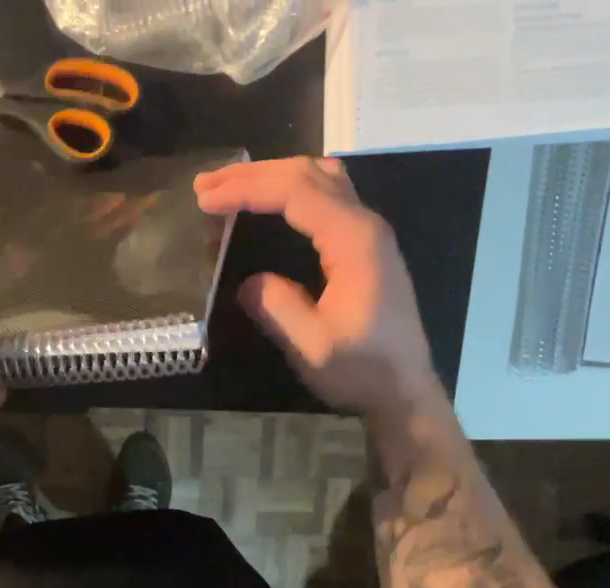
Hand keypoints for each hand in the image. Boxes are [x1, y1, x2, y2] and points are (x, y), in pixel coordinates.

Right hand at [195, 157, 438, 416]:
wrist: (404, 390)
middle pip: (308, 174)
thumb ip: (276, 309)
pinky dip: (292, 191)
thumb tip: (246, 282)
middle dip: (254, 175)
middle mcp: (365, 224)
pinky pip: (328, 198)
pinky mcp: (365, 247)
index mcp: (354, 241)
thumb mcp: (311, 347)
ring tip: (231, 186)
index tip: (206, 199)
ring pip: (320, 179)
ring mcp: (369, 233)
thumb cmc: (361, 371)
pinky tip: (269, 202)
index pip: (295, 192)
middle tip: (205, 185)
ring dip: (273, 177)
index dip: (247, 190)